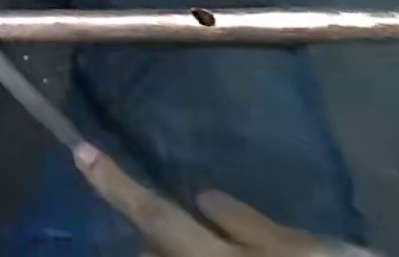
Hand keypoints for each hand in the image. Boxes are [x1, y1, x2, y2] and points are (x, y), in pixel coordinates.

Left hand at [74, 144, 377, 256]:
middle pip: (157, 255)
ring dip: (174, 248)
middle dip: (150, 235)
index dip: (115, 184)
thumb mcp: (317, 254)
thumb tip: (205, 200)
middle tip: (162, 206)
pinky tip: (217, 243)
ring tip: (201, 236)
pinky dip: (194, 254)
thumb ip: (253, 229)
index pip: (156, 217)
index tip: (81, 151)